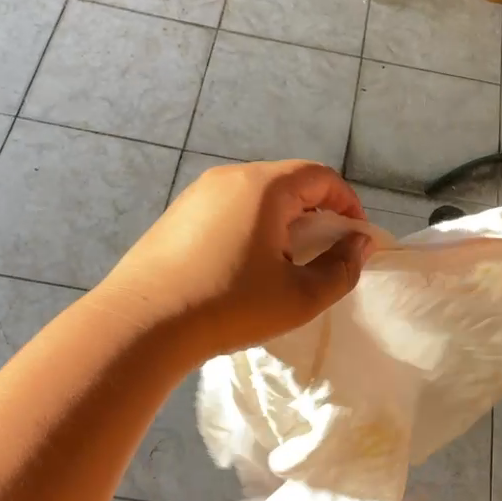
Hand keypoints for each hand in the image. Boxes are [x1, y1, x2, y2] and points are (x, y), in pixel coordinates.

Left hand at [96, 160, 373, 359]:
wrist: (141, 324)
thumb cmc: (230, 306)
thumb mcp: (299, 297)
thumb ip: (341, 268)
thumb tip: (360, 244)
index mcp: (265, 187)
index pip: (321, 176)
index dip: (347, 203)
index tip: (356, 238)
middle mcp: (230, 177)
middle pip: (288, 182)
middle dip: (316, 212)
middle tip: (324, 252)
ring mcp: (197, 194)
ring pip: (256, 196)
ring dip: (282, 221)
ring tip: (285, 263)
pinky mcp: (176, 215)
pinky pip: (227, 209)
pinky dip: (250, 227)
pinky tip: (243, 267)